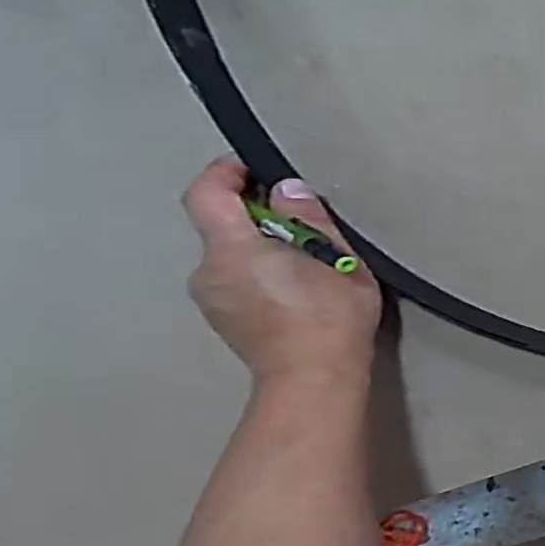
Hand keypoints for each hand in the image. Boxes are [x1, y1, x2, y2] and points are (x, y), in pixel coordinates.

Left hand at [181, 156, 381, 383]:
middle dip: (256, 214)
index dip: (225, 172)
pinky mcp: (221, 318)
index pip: (207, 194)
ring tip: (308, 260)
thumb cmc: (331, 316)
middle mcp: (207, 269)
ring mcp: (210, 297)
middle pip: (221, 226)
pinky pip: (234, 278)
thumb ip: (309, 219)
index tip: (254, 167)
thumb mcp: (337, 260)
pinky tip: (297, 288)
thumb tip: (287, 188)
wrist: (314, 378)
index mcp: (232, 249)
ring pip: (229, 255)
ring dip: (260, 245)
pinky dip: (259, 270)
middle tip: (304, 220)